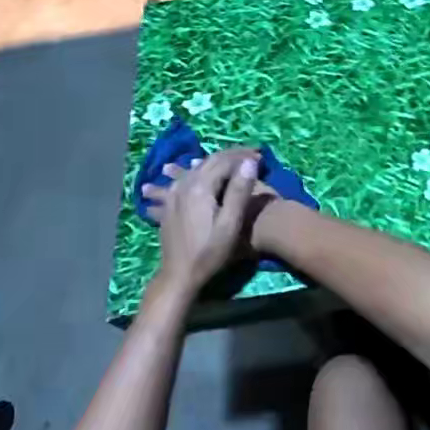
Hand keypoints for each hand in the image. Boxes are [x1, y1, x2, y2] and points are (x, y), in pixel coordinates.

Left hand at [142, 148, 260, 300]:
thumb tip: (250, 162)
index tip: (260, 155)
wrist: (179, 275)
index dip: (243, 156)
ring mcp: (173, 193)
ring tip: (229, 160)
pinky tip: (192, 168)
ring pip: (195, 168)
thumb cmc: (209, 252)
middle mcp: (184, 184)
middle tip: (250, 154)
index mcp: (200, 187)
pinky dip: (194, 170)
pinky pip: (182, 178)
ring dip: (214, 161)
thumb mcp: (230, 224)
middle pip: (209, 161)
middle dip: (231, 155)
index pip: (224, 161)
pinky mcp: (169, 203)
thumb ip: (239, 191)